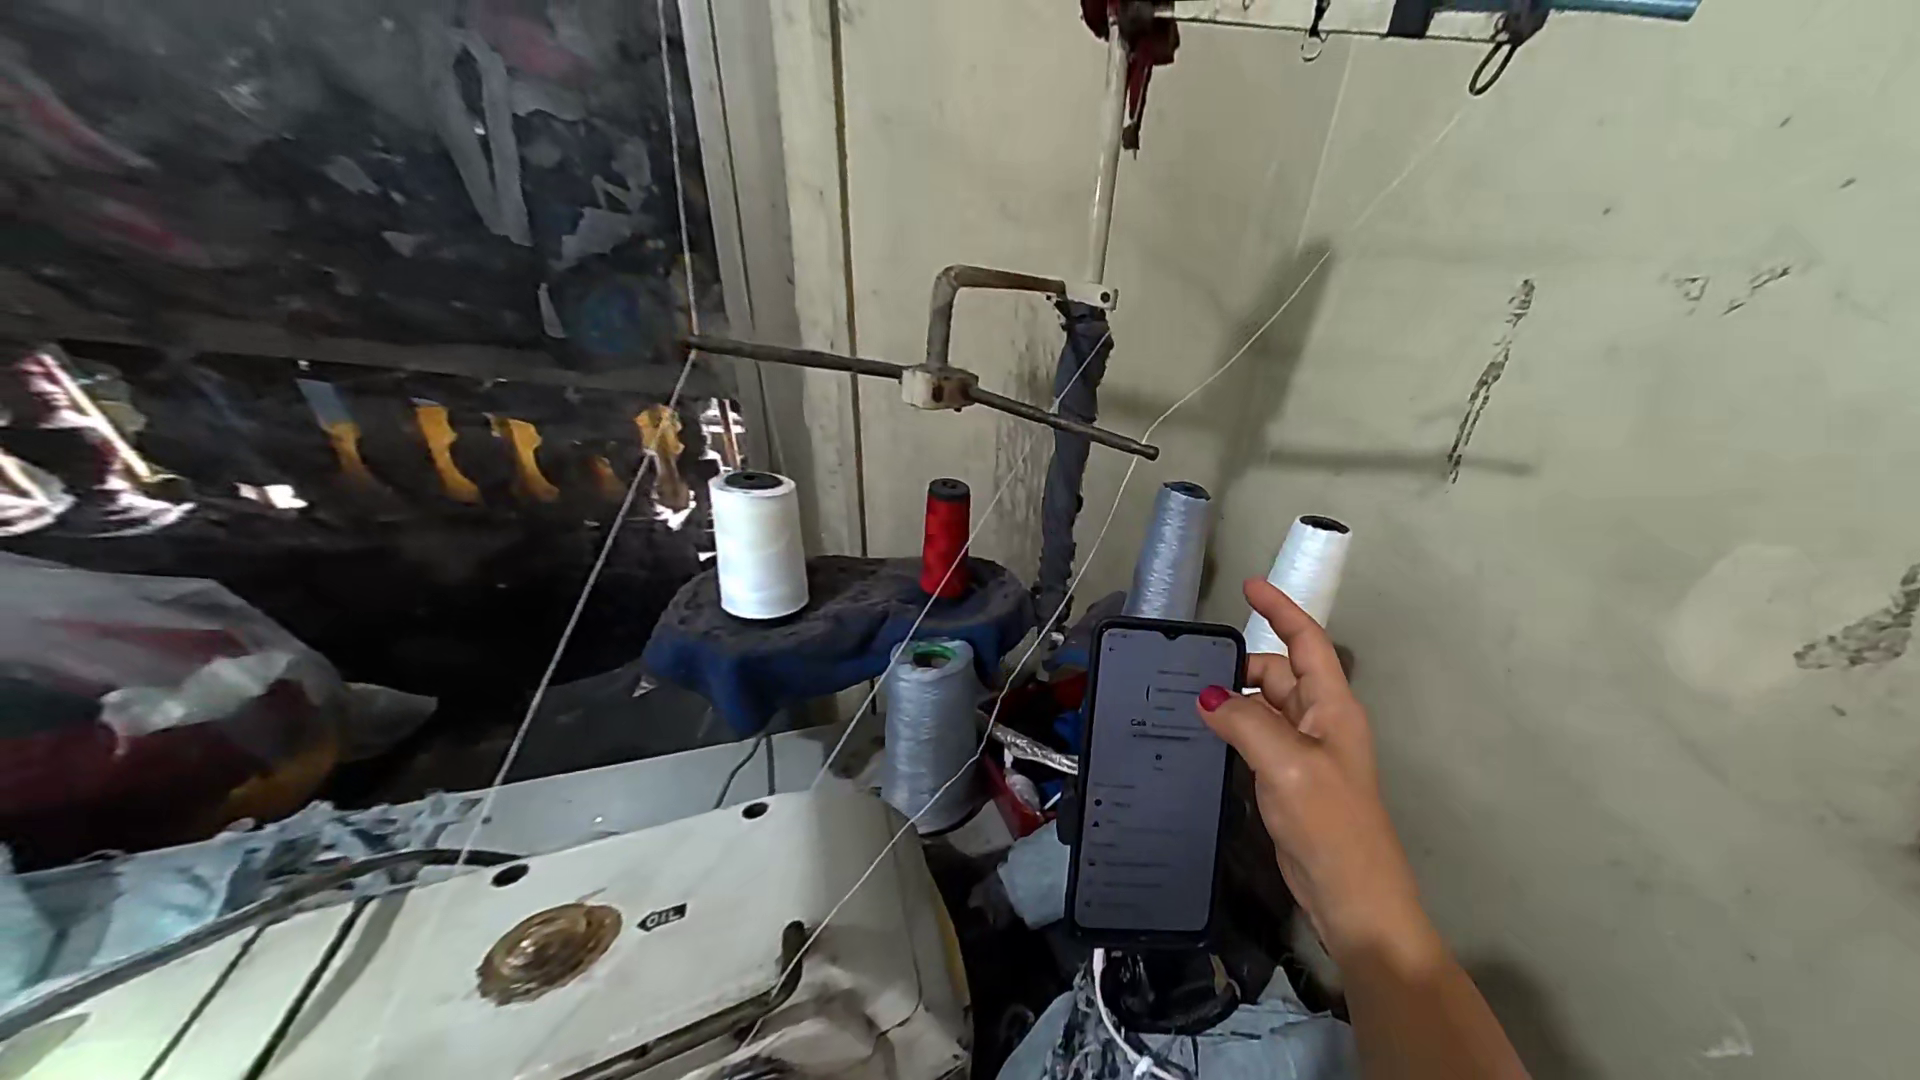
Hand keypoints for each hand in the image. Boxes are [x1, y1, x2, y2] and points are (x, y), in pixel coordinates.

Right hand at [1196, 579, 1436, 966]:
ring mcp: (1302, 750)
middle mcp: (1319, 721)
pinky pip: (1254, 733)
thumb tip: (1205, 695)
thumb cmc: (1331, 823)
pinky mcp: (1285, 775)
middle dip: (1240, 666)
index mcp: (1332, 707)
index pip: (1307, 643)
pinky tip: (1202, 734)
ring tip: (1187, 701)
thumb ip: (1245, 721)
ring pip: (1261, 704)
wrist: (1351, 897)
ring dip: (1232, 698)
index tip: (1249, 586)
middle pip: (1277, 672)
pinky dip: (1231, 726)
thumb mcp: (1287, 764)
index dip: (1281, 610)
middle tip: (1192, 671)